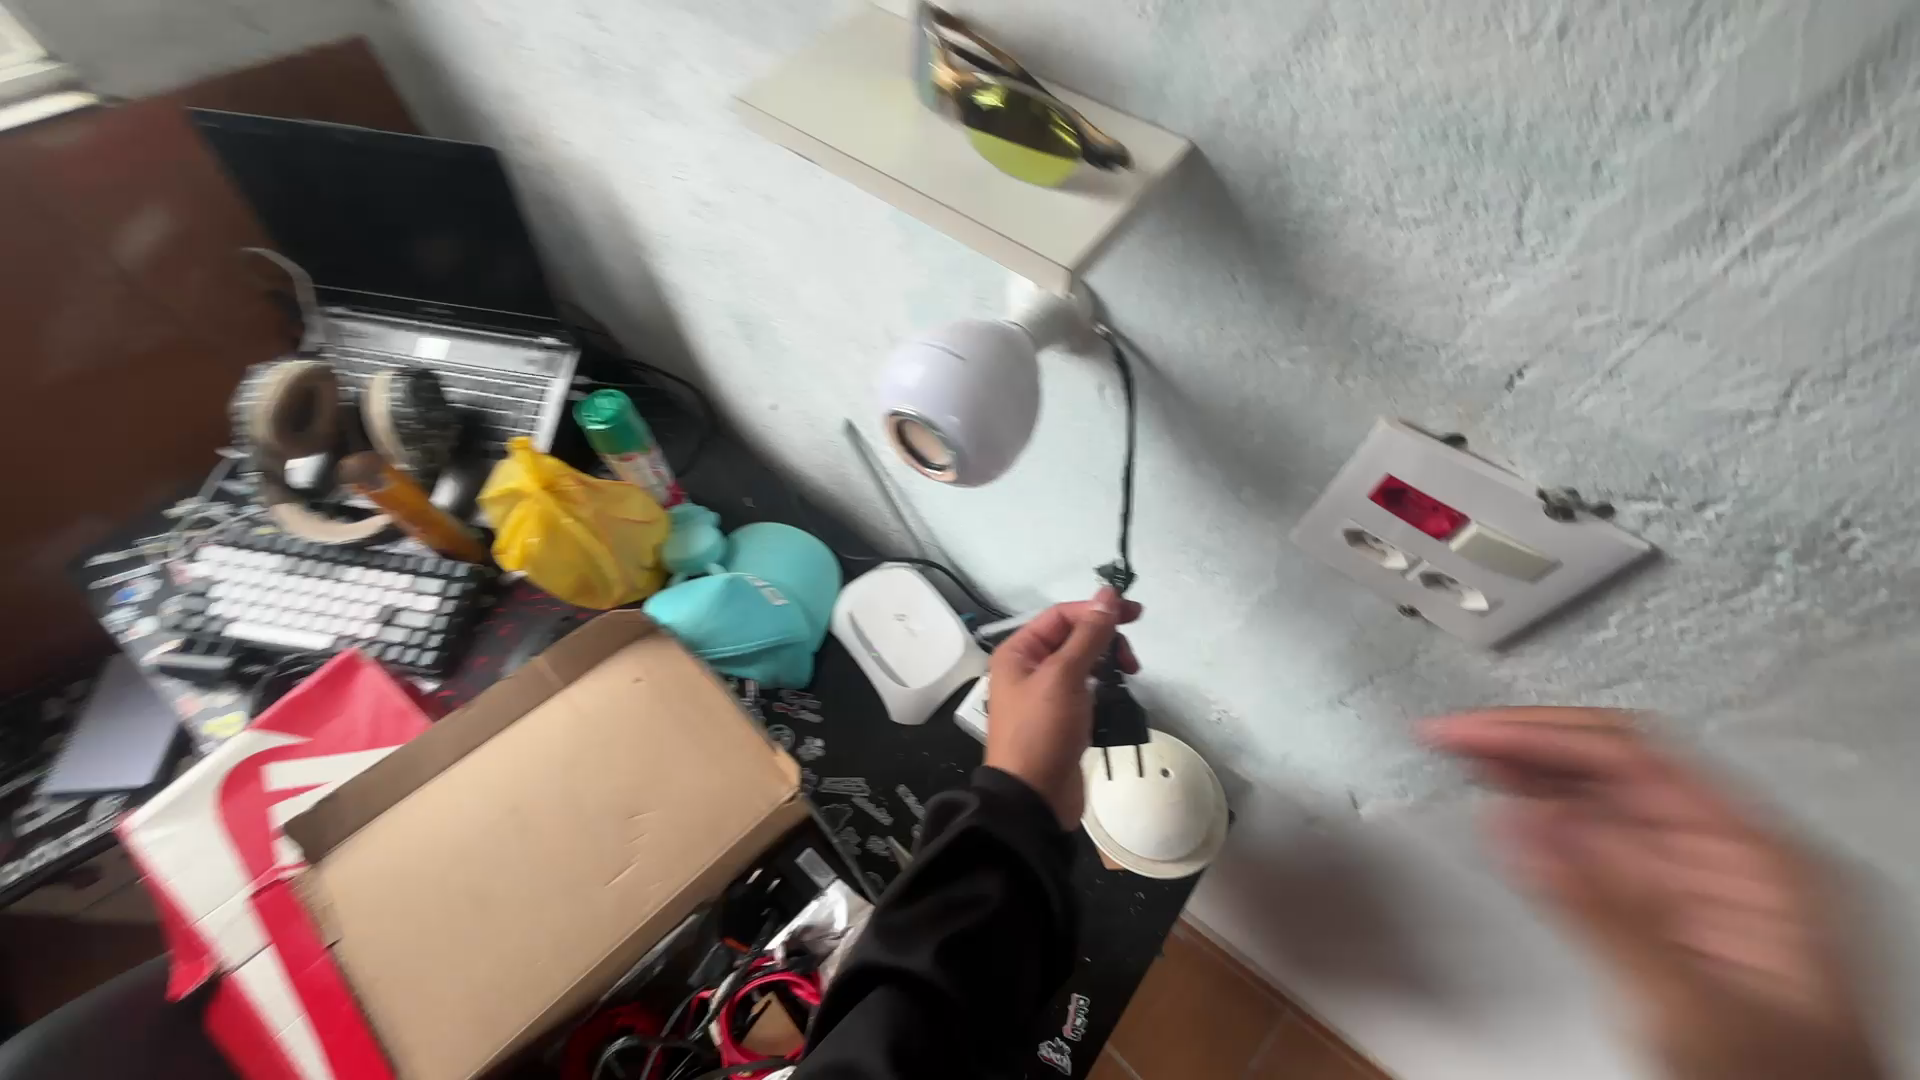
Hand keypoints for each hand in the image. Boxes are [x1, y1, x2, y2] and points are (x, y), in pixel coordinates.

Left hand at [985, 587, 1141, 828]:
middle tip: (1131, 659)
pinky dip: (1104, 689)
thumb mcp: (1064, 677)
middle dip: (1105, 641)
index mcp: (1018, 652)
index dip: (1096, 611)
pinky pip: (1086, 691)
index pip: (1061, 616)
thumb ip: (1089, 635)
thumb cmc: (1041, 732)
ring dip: (1107, 665)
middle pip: (1073, 638)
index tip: (1135, 615)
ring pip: (1083, 665)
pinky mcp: (1062, 719)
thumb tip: (1107, 595)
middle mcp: (1028, 668)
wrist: (1033, 799)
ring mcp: (1045, 695)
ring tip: (1128, 677)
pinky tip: (1117, 698)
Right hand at [1424, 708, 1884, 1079]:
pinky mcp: (1649, 890)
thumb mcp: (1685, 1004)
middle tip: (1447, 734)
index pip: (1633, 757)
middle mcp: (1720, 848)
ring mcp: (1685, 868)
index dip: (1543, 733)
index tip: (1471, 734)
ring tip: (1455, 748)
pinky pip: (1582, 824)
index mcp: (1756, 859)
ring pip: (1590, 783)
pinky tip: (1494, 791)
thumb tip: (1515, 822)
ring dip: (1519, 761)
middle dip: (1522, 738)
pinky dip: (1530, 800)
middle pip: (1607, 759)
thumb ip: (1599, 908)